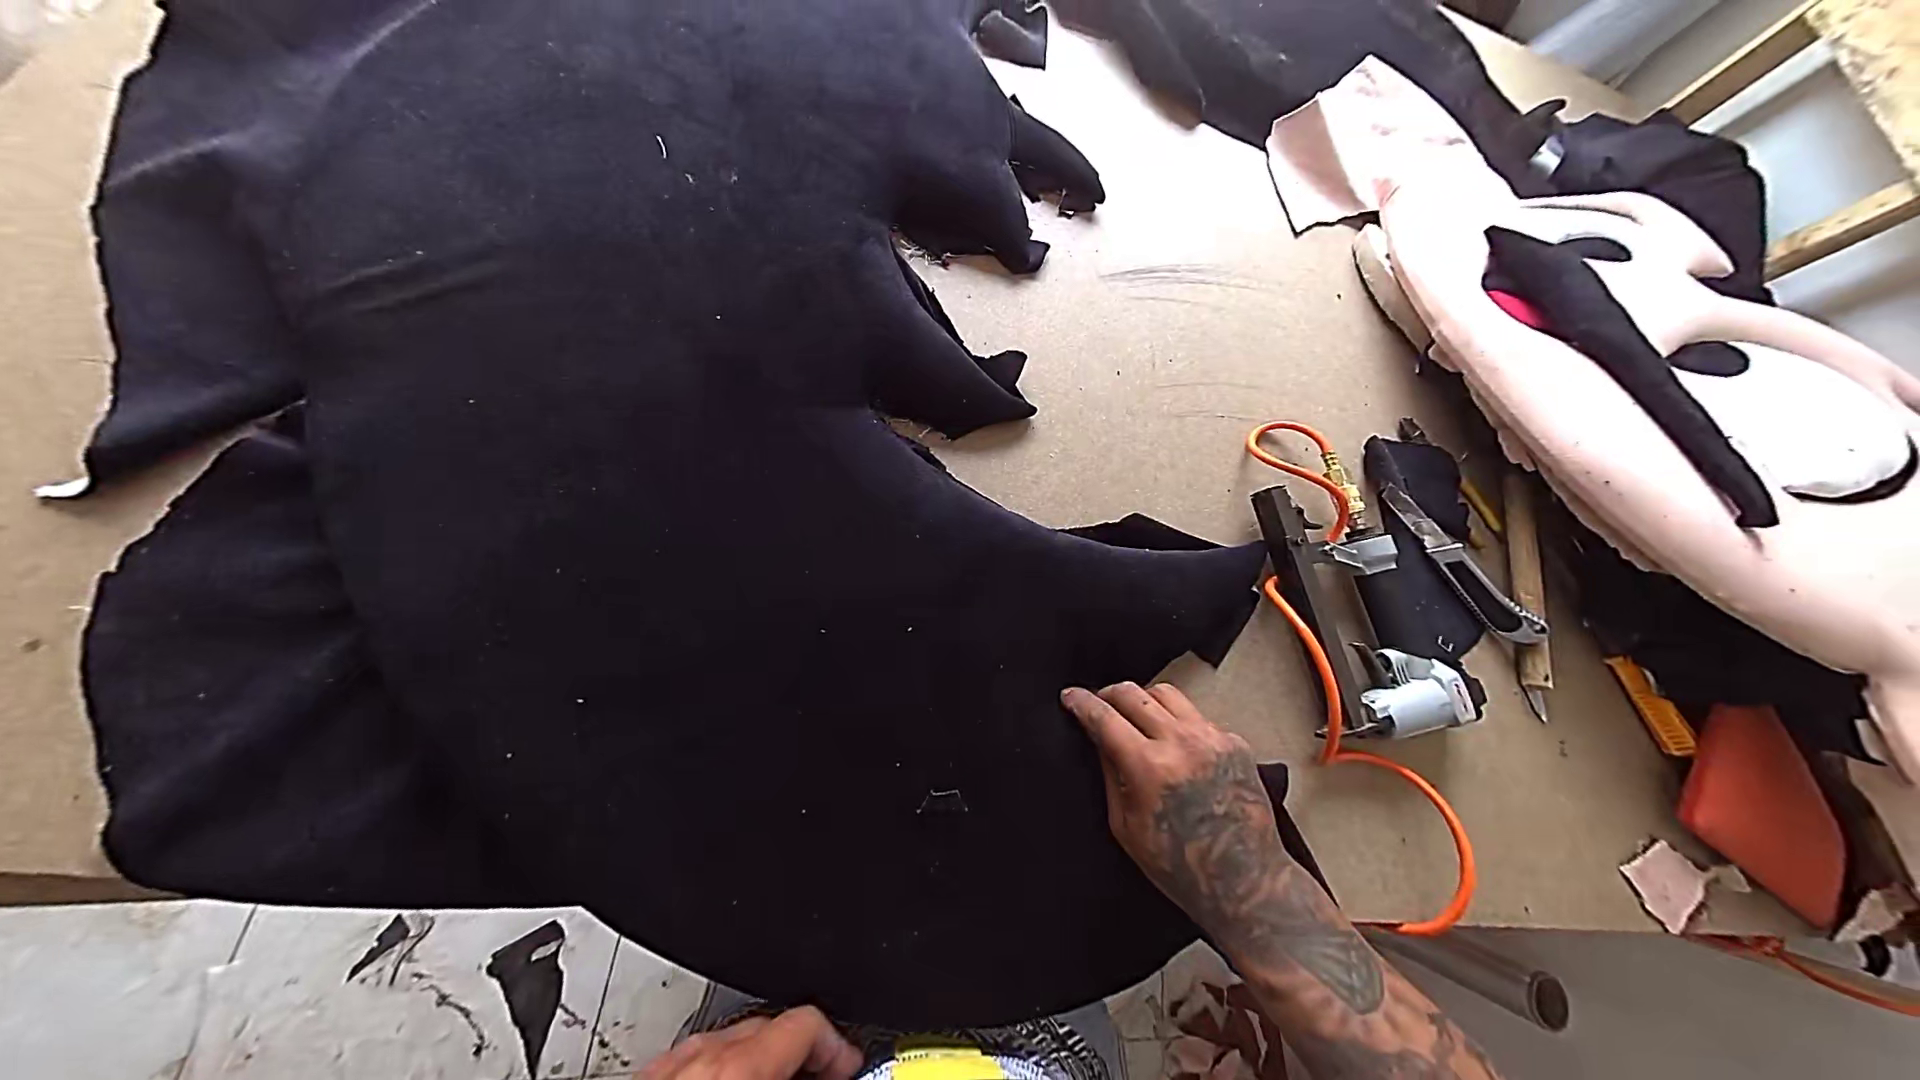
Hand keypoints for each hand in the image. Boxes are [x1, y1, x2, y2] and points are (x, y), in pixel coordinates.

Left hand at [637, 1007, 861, 1079]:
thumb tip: (833, 1078)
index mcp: (736, 1072)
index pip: (804, 1025)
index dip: (837, 1047)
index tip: (848, 1067)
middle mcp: (696, 1063)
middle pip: (769, 1026)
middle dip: (801, 1054)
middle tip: (821, 1079)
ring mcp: (663, 1076)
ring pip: (726, 1043)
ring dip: (761, 1061)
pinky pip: (688, 1066)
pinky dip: (718, 1075)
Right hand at [1059, 682, 1292, 937]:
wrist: (1247, 884)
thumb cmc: (1181, 867)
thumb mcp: (1126, 825)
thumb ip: (1110, 774)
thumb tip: (1097, 737)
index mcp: (1149, 766)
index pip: (1104, 716)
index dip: (1081, 702)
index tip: (1070, 696)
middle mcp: (1182, 743)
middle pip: (1132, 693)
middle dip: (1107, 694)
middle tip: (1098, 705)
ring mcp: (1212, 739)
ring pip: (1165, 692)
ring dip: (1142, 699)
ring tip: (1134, 716)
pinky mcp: (1235, 743)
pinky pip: (1195, 714)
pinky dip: (1175, 720)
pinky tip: (1172, 742)